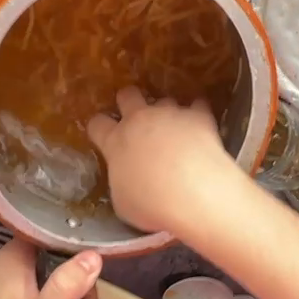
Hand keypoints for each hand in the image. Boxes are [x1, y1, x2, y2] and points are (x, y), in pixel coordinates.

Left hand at [0, 239, 100, 298]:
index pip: (53, 233)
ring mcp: (15, 289)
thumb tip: (95, 256)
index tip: (88, 279)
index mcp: (12, 260)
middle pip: (63, 261)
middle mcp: (12, 268)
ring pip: (63, 284)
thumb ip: (68, 285)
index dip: (77, 251)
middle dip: (78, 294)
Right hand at [86, 86, 242, 233]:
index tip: (102, 133)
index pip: (97, 124)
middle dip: (129, 100)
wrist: (192, 192)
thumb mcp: (122, 200)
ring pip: (164, 100)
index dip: (99, 127)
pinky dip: (198, 113)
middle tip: (135, 114)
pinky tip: (201, 126)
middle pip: (128, 95)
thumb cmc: (151, 204)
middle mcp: (141, 120)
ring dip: (167, 113)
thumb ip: (121, 178)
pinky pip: (198, 105)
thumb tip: (127, 175)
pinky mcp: (198, 116)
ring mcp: (170, 114)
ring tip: (175, 130)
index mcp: (116, 141)